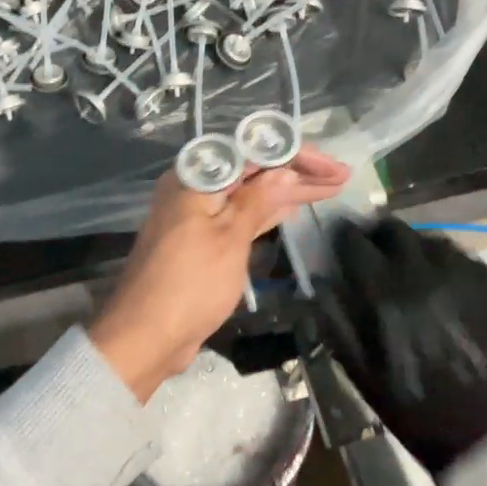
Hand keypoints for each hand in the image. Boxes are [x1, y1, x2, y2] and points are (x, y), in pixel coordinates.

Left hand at [88, 147, 349, 402]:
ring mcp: (197, 214)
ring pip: (248, 193)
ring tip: (331, 188)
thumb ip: (256, 202)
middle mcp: (194, 187)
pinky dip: (266, 212)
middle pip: (252, 169)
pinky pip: (239, 215)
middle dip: (296, 172)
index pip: (252, 151)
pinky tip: (293, 208)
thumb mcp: (229, 240)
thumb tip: (284, 170)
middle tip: (341, 177)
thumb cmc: (189, 284)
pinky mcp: (201, 239)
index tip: (332, 166)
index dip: (295, 154)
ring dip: (286, 191)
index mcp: (196, 177)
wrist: (145, 334)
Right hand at [313, 221, 486, 473]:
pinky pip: (457, 254)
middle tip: (371, 249)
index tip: (338, 239)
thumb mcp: (358, 370)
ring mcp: (458, 278)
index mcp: (385, 295)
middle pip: (393, 229)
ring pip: (427, 237)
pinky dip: (441, 257)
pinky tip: (437, 276)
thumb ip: (333, 319)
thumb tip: (318, 280)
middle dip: (376, 234)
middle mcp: (421, 276)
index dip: (342, 236)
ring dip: (410, 245)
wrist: (480, 433)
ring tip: (405, 262)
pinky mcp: (485, 288)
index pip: (355, 242)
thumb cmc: (411, 406)